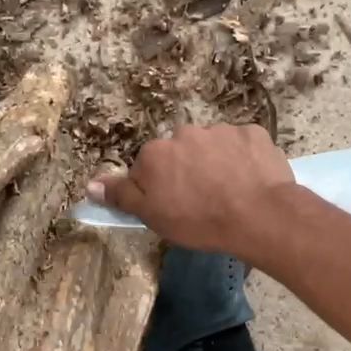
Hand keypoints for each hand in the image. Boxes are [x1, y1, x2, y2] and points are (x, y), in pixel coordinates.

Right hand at [87, 124, 297, 252]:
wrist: (258, 215)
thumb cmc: (198, 220)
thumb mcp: (151, 215)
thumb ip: (121, 196)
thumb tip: (91, 184)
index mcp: (155, 153)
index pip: (146, 168)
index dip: (156, 189)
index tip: (171, 207)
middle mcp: (183, 133)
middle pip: (177, 153)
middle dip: (184, 170)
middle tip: (199, 200)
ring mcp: (220, 131)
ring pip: (209, 147)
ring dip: (213, 163)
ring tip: (227, 192)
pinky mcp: (252, 133)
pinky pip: (240, 145)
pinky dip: (241, 159)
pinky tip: (248, 181)